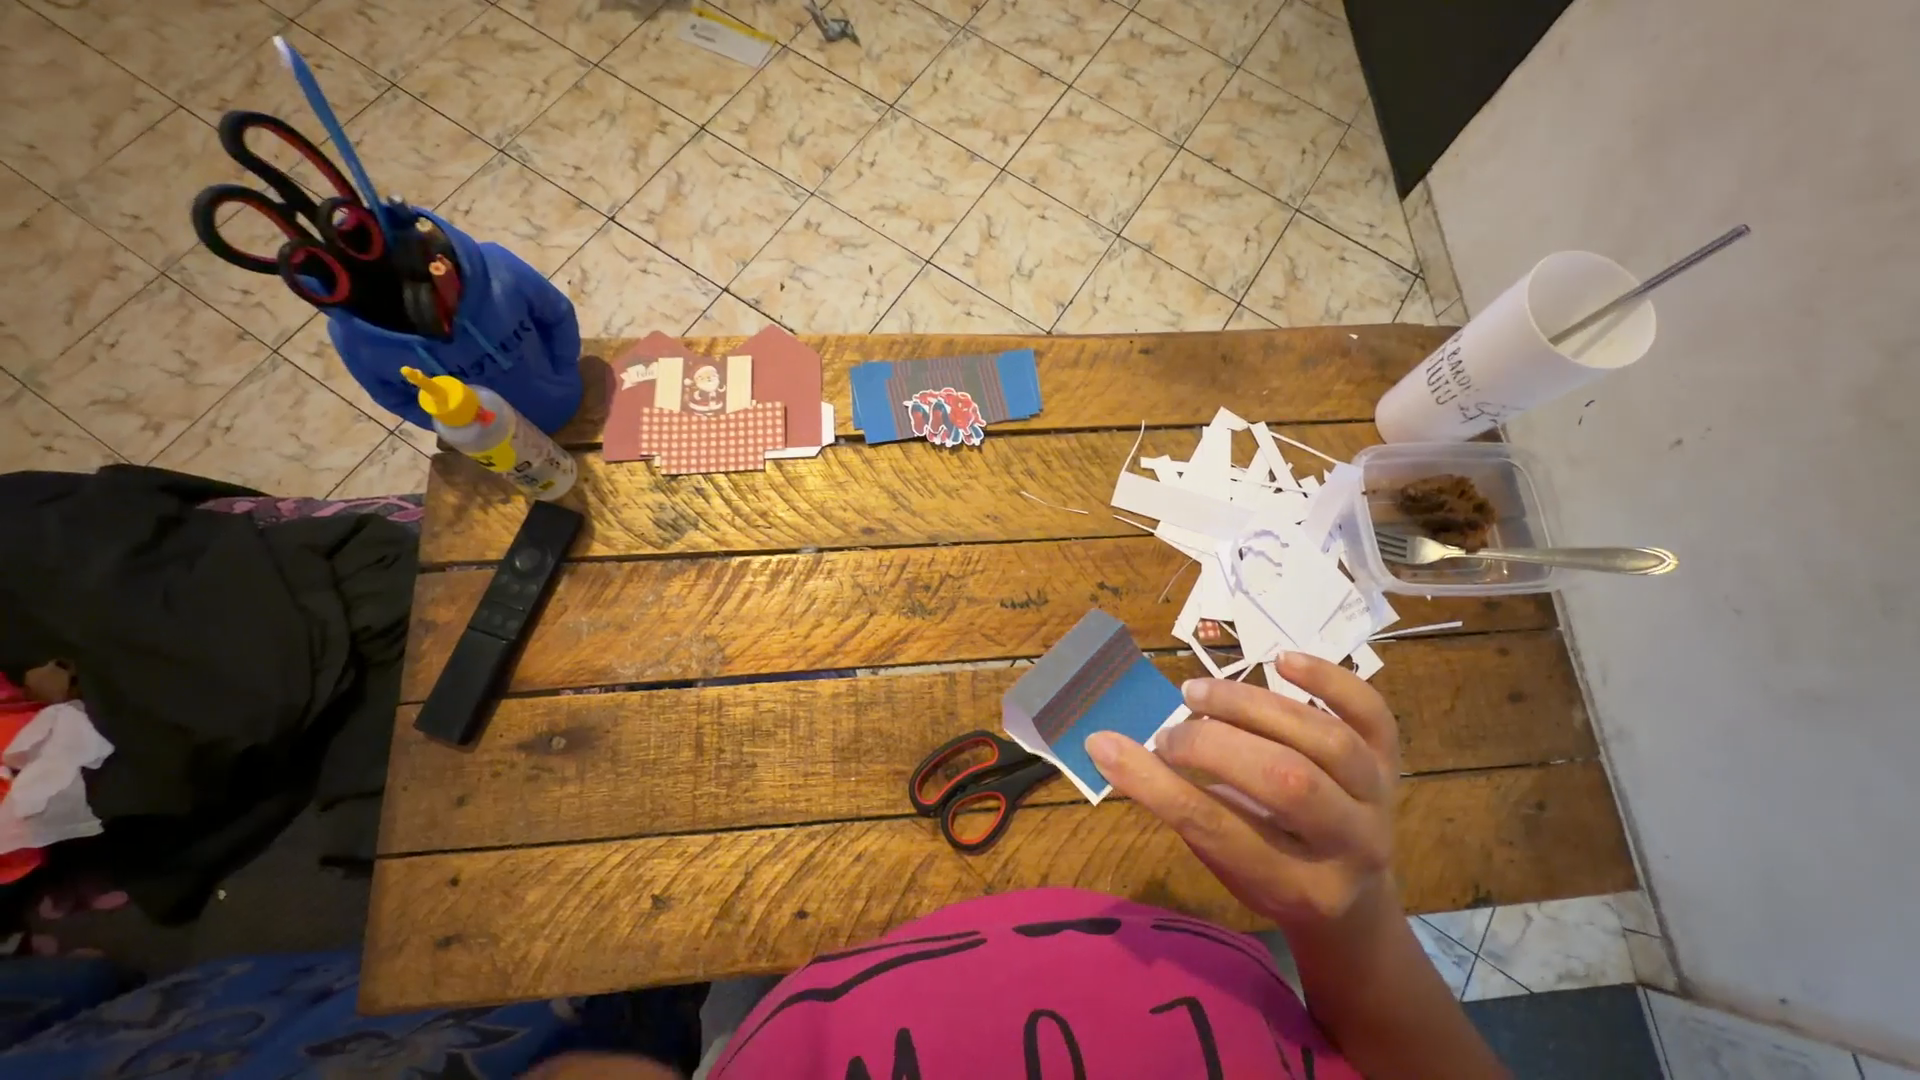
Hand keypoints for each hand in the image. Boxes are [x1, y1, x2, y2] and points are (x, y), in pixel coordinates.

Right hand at [1086, 652, 1400, 930]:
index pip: (1219, 828)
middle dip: (1212, 745)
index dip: (1156, 784)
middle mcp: (1351, 845)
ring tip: (1196, 693)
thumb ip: (1182, 806)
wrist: (1355, 901)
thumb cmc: (1271, 877)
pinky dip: (1328, 680)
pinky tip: (1280, 659)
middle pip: (1285, 781)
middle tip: (1167, 733)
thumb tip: (1112, 747)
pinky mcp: (1392, 761)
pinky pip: (1370, 711)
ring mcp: (1379, 799)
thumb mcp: (1222, 863)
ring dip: (1251, 706)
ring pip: (1324, 740)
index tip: (1105, 744)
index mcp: (1299, 887)